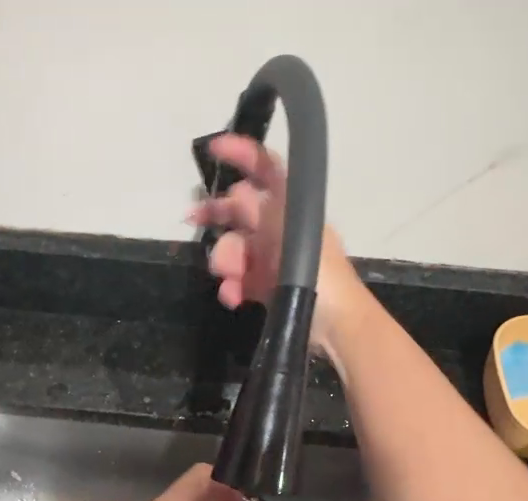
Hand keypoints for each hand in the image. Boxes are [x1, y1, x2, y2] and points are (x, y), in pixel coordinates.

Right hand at [187, 134, 372, 356]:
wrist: (335, 325)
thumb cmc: (322, 274)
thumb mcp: (289, 233)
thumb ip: (260, 212)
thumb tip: (236, 194)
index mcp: (291, 207)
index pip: (266, 169)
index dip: (242, 153)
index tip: (213, 149)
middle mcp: (279, 228)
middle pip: (239, 210)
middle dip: (217, 215)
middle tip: (191, 218)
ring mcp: (270, 259)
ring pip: (234, 249)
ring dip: (226, 261)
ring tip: (231, 277)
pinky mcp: (265, 289)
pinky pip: (238, 281)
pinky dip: (232, 288)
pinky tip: (234, 297)